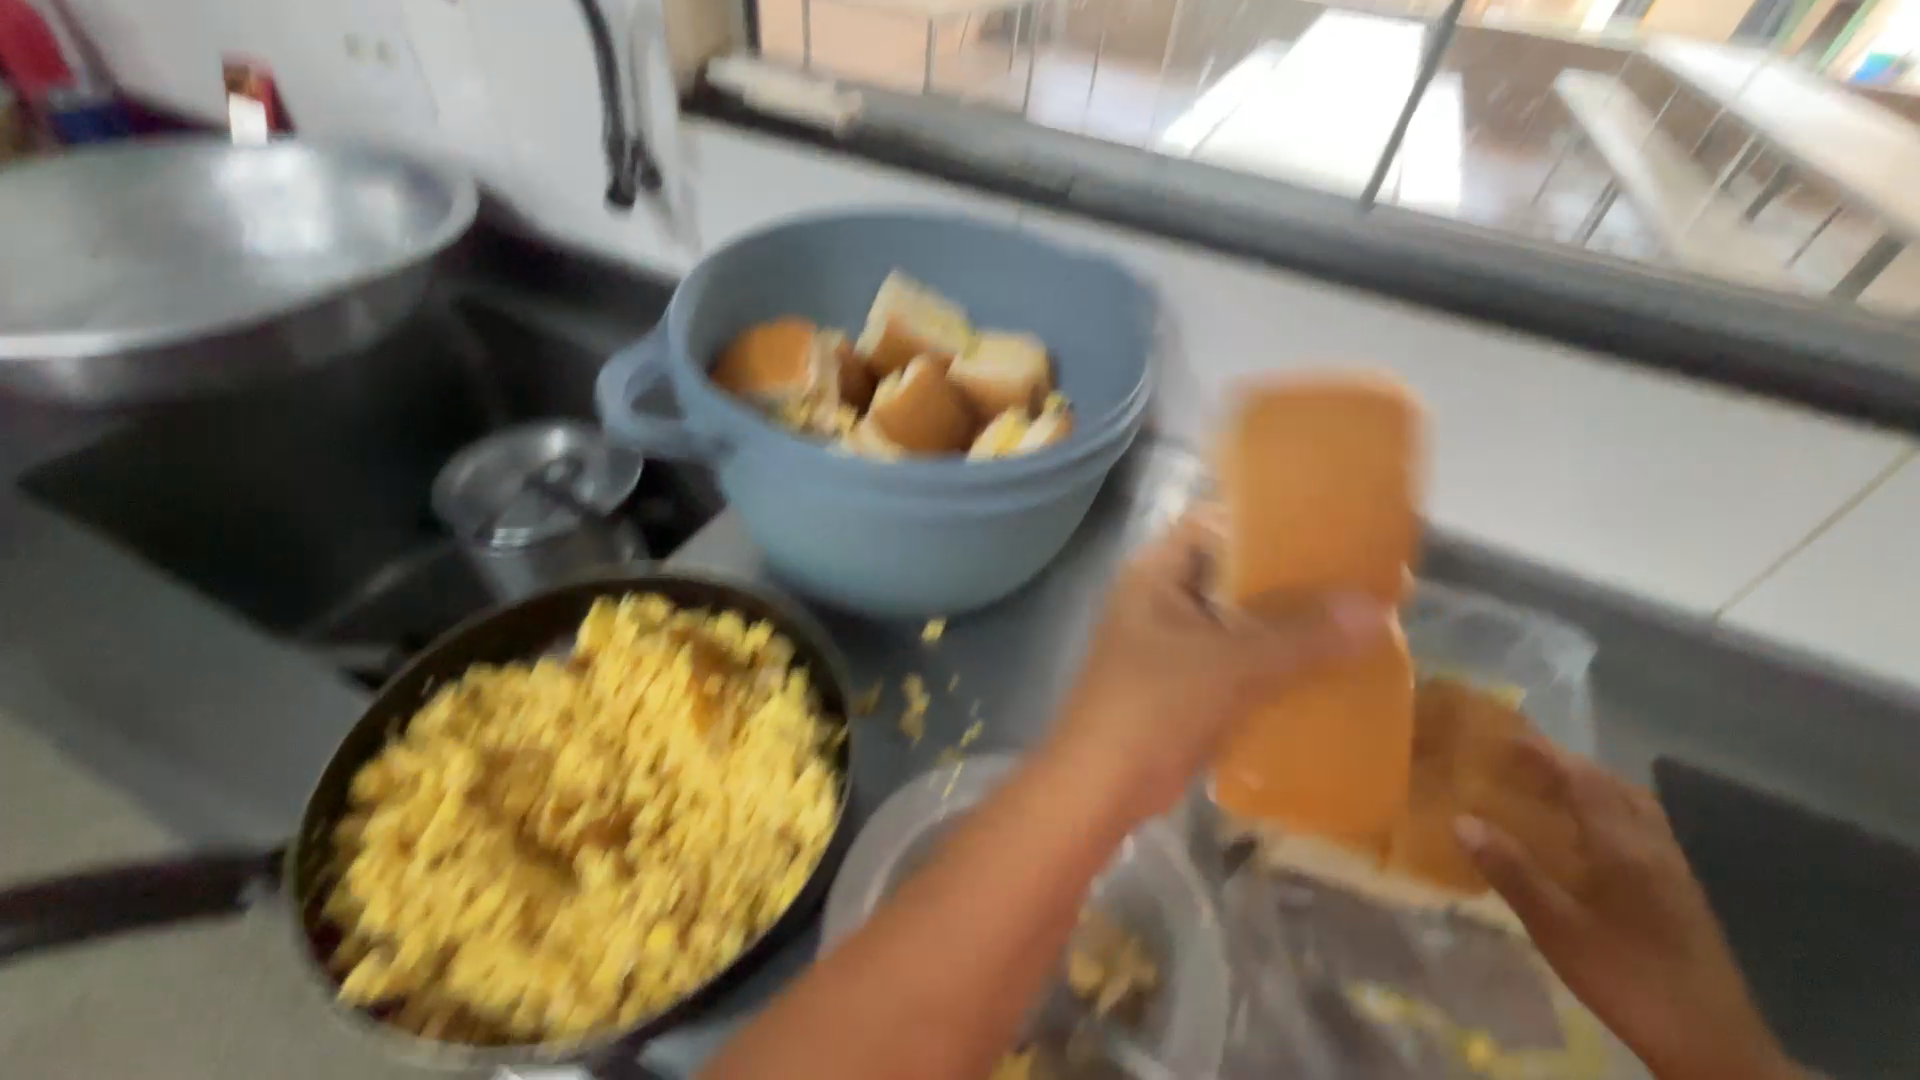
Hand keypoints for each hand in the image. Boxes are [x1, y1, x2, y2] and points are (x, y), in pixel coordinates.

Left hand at [1044, 513, 1389, 826]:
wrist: (1101, 787)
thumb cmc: (1154, 707)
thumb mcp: (1231, 665)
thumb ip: (1303, 635)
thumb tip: (1379, 609)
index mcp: (1156, 574)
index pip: (1215, 523)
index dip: (1269, 523)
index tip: (1329, 531)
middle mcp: (1162, 600)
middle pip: (1234, 574)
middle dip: (1293, 581)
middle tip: (1360, 581)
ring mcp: (1172, 644)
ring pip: (1241, 622)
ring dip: (1290, 627)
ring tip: (1359, 623)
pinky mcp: (1186, 685)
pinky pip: (1240, 662)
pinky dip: (1277, 664)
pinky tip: (1328, 671)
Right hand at [1456, 739, 1800, 1079]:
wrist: (1712, 1044)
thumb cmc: (1627, 978)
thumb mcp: (1557, 929)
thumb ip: (1512, 872)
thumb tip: (1462, 820)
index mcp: (1624, 848)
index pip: (1583, 780)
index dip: (1544, 753)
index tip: (1502, 735)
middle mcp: (1654, 847)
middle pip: (1613, 786)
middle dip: (1566, 764)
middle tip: (1519, 760)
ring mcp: (1674, 869)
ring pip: (1633, 806)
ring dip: (1591, 785)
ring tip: (1548, 788)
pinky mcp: (1680, 892)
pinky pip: (1640, 828)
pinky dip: (1606, 811)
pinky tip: (1584, 835)